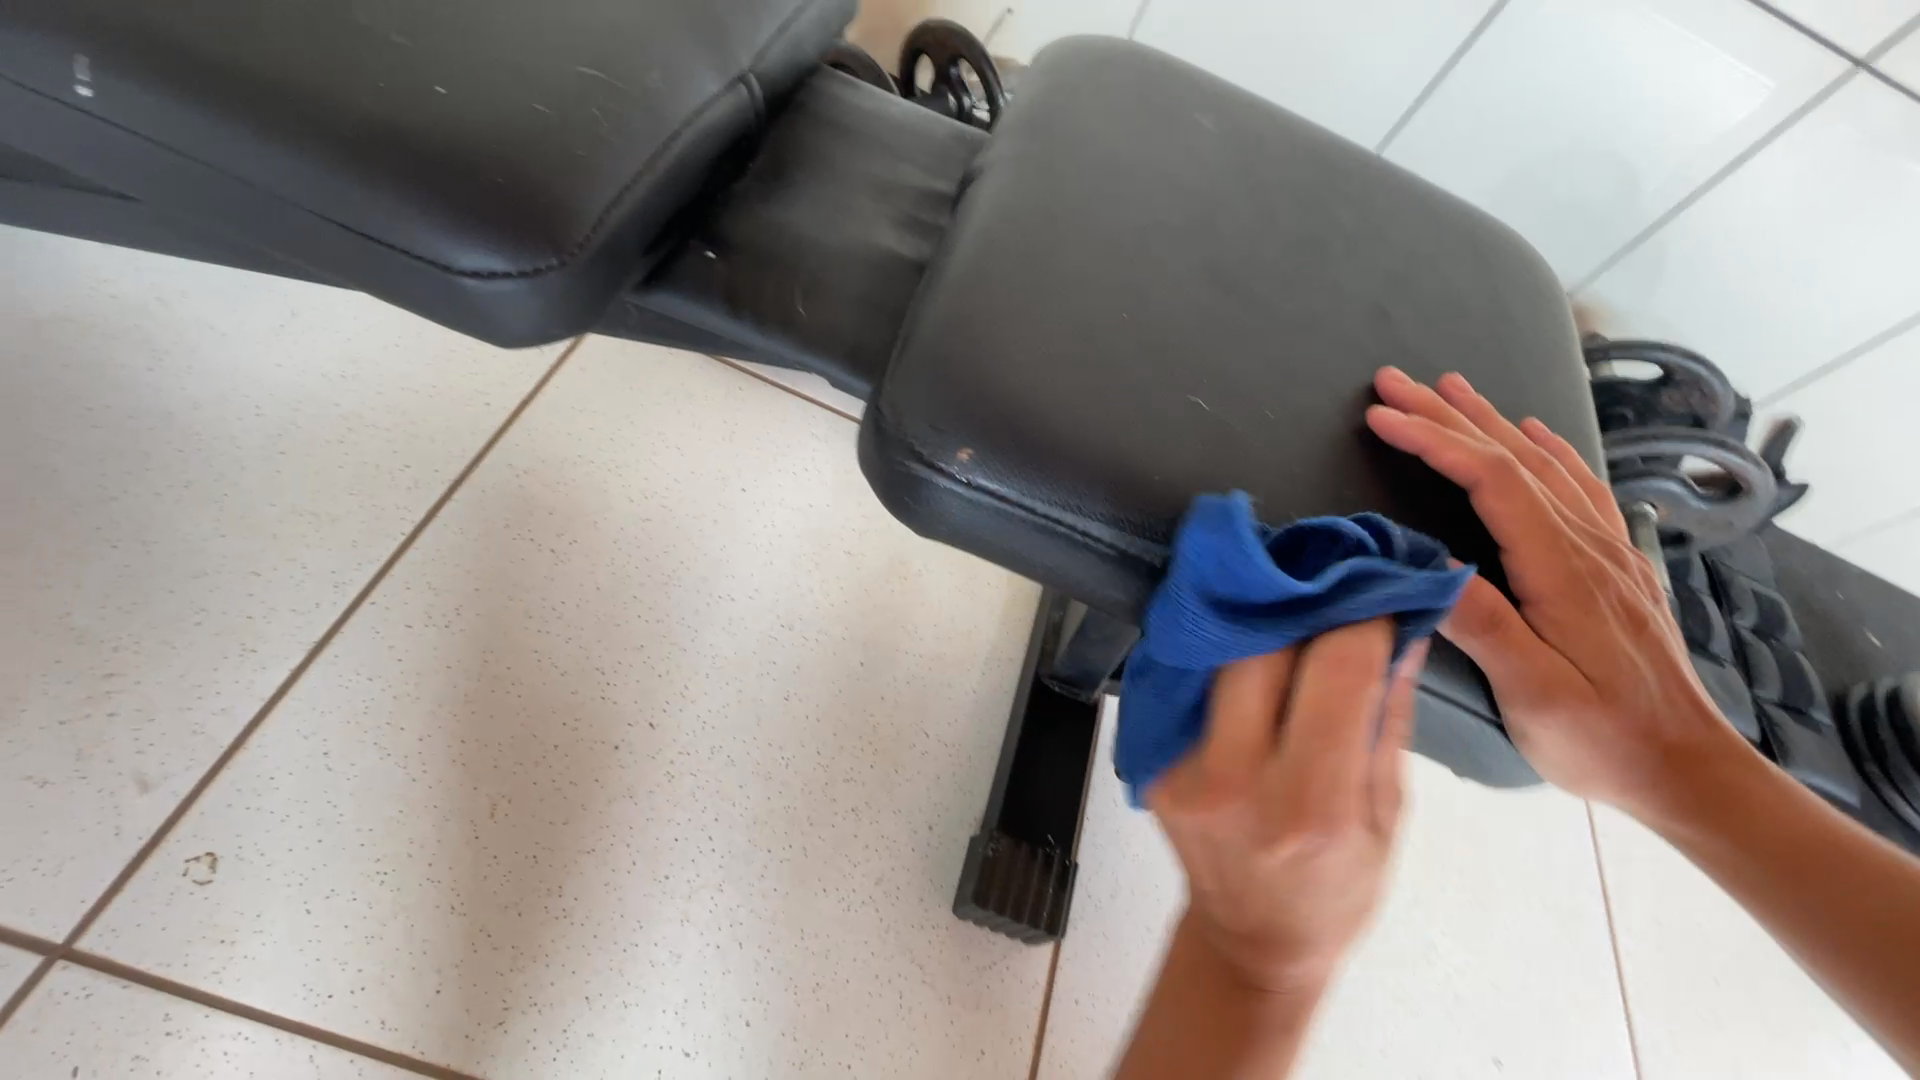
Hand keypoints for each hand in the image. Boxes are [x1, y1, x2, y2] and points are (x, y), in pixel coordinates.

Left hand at [1147, 619, 1424, 993]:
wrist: (1250, 936)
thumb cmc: (1338, 888)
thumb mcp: (1390, 815)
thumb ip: (1388, 718)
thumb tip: (1400, 628)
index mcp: (1311, 802)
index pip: (1335, 668)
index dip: (1360, 618)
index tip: (1374, 593)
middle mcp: (1234, 776)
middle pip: (1260, 646)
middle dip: (1299, 604)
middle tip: (1322, 583)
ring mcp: (1177, 766)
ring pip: (1213, 653)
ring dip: (1251, 617)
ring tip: (1282, 597)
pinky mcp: (1147, 761)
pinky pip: (1183, 680)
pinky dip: (1215, 650)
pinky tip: (1238, 632)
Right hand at [1364, 366, 1748, 817]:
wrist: (1688, 769)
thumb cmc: (1601, 737)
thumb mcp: (1533, 690)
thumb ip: (1483, 623)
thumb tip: (1426, 562)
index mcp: (1563, 569)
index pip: (1493, 481)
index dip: (1433, 441)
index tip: (1381, 417)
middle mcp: (1589, 546)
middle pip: (1514, 457)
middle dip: (1448, 414)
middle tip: (1394, 382)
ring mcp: (1607, 552)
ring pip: (1545, 464)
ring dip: (1490, 420)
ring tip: (1449, 388)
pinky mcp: (1613, 567)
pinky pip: (1579, 487)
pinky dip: (1548, 449)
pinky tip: (1535, 434)